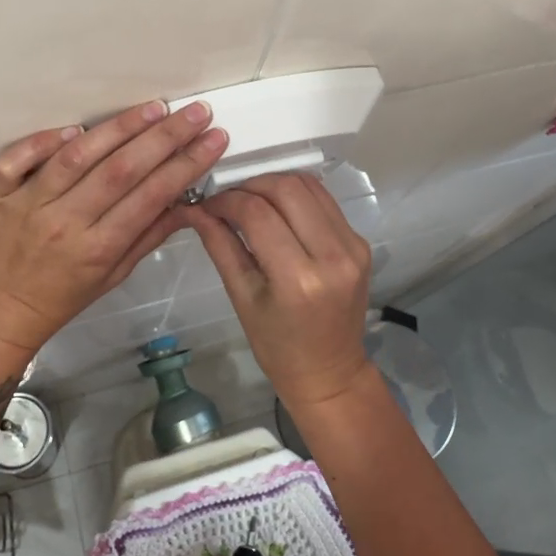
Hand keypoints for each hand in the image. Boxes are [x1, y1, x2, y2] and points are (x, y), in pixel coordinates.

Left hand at [0, 100, 228, 355]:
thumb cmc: (63, 298)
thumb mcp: (114, 276)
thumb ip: (149, 236)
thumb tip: (188, 200)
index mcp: (98, 248)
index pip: (151, 196)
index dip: (187, 164)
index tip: (214, 138)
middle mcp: (65, 222)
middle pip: (121, 169)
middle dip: (165, 137)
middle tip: (196, 111)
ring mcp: (29, 204)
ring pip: (77, 156)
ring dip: (119, 128)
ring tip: (155, 108)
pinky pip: (19, 158)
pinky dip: (45, 139)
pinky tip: (77, 127)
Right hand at [183, 173, 373, 407]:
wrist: (329, 371)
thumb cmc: (277, 345)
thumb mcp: (241, 298)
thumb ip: (220, 246)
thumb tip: (194, 209)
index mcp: (298, 278)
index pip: (257, 213)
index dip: (227, 200)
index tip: (208, 204)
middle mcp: (332, 255)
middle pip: (287, 189)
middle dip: (251, 185)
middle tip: (230, 200)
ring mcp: (353, 246)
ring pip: (309, 185)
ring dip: (275, 185)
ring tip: (252, 201)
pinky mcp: (361, 242)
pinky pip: (325, 201)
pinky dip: (298, 197)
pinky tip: (279, 211)